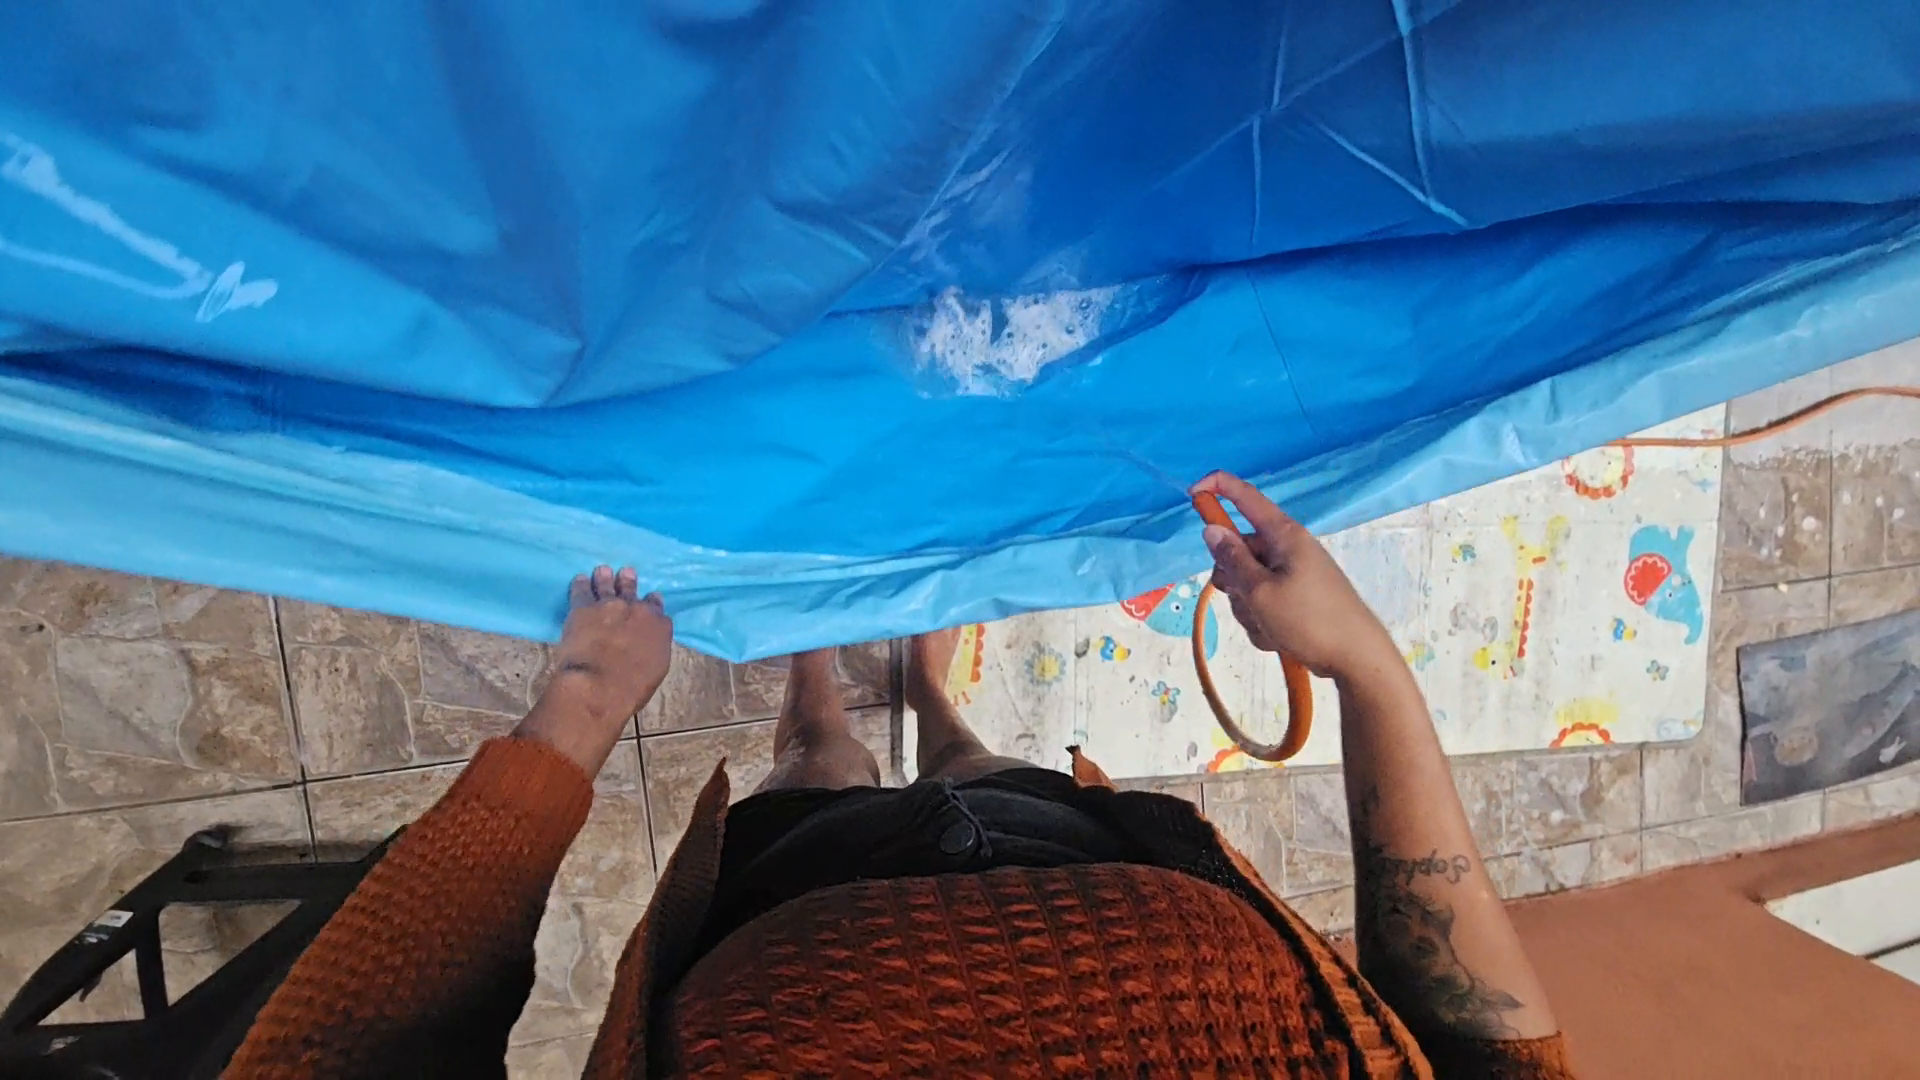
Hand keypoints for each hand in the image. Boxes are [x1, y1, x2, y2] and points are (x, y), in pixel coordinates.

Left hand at [551, 565, 672, 720]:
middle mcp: (637, 610)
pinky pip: (582, 591)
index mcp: (659, 625)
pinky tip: (580, 579)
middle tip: (627, 572)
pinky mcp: (583, 608)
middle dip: (629, 581)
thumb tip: (650, 642)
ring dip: (605, 577)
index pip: (656, 607)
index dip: (652, 602)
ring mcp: (610, 606)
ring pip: (608, 585)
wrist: (600, 684)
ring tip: (603, 570)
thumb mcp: (656, 668)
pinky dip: (581, 584)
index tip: (649, 599)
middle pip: (632, 591)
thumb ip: (655, 647)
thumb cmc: (633, 686)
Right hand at [1190, 471, 1399, 682]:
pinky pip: (1261, 601)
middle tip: (1246, 599)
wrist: (1357, 659)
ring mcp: (1291, 573)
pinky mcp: (1295, 597)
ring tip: (1268, 625)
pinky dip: (1261, 618)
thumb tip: (1211, 529)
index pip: (1244, 496)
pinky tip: (1277, 635)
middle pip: (1238, 550)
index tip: (1192, 494)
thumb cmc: (1309, 619)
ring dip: (1247, 605)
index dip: (1216, 487)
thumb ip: (1232, 559)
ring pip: (1246, 581)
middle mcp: (1286, 548)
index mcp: (1282, 534)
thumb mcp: (1259, 591)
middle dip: (1231, 578)